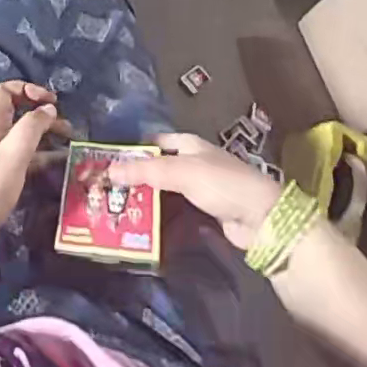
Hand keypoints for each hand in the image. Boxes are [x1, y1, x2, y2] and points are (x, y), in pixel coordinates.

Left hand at [0, 81, 69, 251]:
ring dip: (46, 132)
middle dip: (42, 112)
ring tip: (69, 140)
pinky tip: (60, 160)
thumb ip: (31, 128)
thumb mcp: (12, 155)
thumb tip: (48, 109)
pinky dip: (43, 152)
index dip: (26, 89)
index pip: (3, 91)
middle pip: (17, 110)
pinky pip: (25, 153)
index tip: (49, 101)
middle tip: (66, 125)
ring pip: (24, 132)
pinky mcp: (2, 171)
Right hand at [106, 133, 283, 249]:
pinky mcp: (201, 211)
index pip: (152, 142)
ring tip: (114, 209)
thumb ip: (144, 171)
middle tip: (104, 190)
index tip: (105, 163)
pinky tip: (138, 224)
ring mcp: (197, 188)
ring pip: (162, 190)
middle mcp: (191, 162)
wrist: (261, 218)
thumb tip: (108, 169)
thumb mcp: (180, 171)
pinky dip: (157, 215)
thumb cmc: (221, 183)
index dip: (130, 150)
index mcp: (187, 143)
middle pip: (155, 167)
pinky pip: (172, 210)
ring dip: (143, 199)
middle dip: (133, 177)